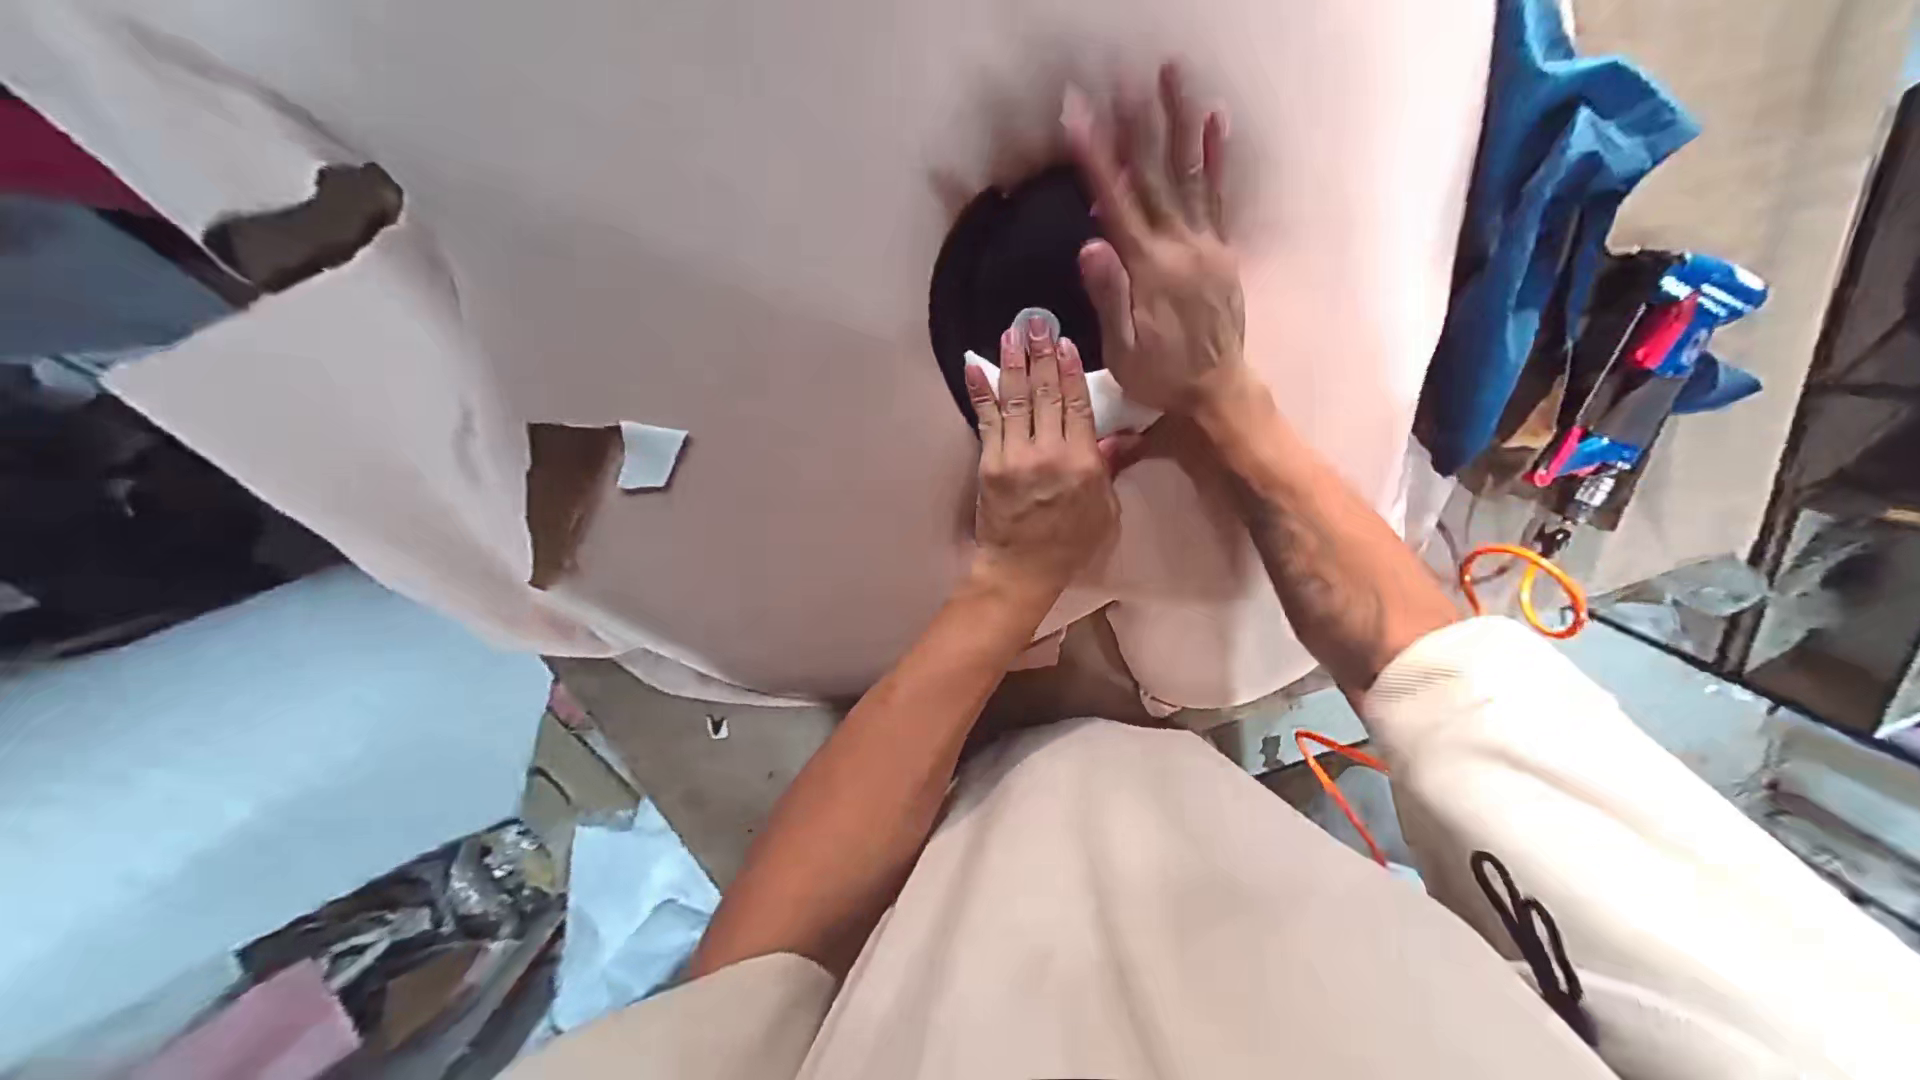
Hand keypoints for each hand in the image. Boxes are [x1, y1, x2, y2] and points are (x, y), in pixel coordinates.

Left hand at [965, 316, 1121, 596]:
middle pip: (1046, 393)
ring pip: (1015, 399)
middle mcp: (1049, 451)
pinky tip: (975, 366)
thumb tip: (1127, 433)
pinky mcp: (989, 463)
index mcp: (1083, 461)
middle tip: (1037, 321)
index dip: (1070, 370)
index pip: (1077, 403)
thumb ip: (1111, 467)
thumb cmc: (1071, 542)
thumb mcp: (1105, 509)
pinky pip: (986, 420)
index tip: (1065, 341)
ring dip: (1013, 362)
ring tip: (1013, 332)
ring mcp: (1015, 455)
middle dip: (1042, 353)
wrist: (1023, 568)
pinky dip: (980, 392)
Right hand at [1063, 64, 1249, 418]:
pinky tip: (1215, 121)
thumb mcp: (1122, 349)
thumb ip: (1109, 296)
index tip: (1078, 118)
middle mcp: (1180, 247)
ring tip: (1171, 76)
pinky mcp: (1223, 251)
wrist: (1216, 388)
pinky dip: (1216, 158)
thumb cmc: (1160, 376)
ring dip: (1179, 122)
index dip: (1096, 159)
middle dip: (1134, 125)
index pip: (1117, 203)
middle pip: (1154, 177)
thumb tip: (1090, 243)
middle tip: (1121, 79)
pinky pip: (1219, 197)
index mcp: (1149, 270)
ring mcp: (1206, 245)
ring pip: (1191, 174)